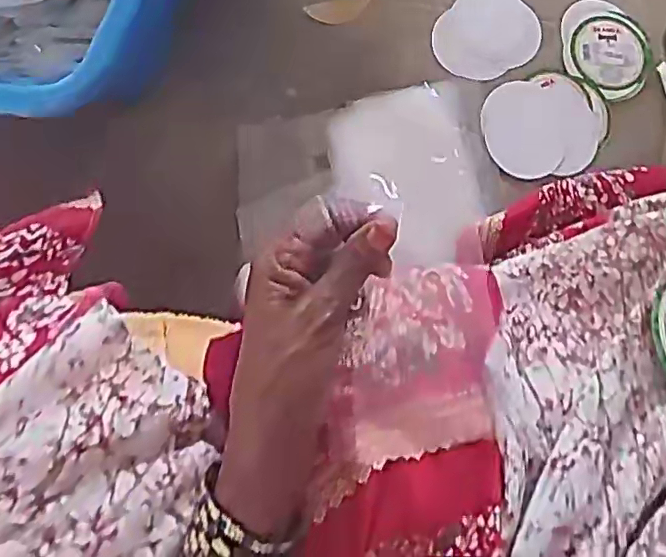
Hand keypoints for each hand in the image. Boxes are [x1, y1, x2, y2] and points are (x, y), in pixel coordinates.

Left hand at [217, 199, 396, 536]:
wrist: (272, 449)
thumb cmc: (288, 379)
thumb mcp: (323, 315)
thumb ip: (354, 264)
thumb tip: (387, 222)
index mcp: (278, 260)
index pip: (325, 216)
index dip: (359, 218)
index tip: (393, 235)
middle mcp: (288, 269)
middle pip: (335, 234)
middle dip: (366, 243)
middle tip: (389, 267)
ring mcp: (301, 294)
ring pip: (344, 260)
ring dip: (367, 267)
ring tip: (384, 284)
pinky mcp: (316, 316)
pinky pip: (345, 286)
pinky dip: (363, 288)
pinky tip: (373, 302)